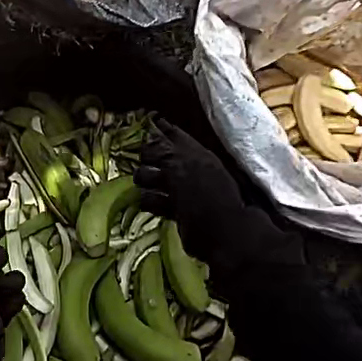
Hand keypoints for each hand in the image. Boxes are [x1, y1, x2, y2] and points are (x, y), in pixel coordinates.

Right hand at [134, 119, 305, 299]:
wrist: (224, 234)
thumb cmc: (203, 196)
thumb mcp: (180, 168)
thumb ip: (164, 151)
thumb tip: (149, 134)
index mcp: (197, 156)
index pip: (174, 137)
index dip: (160, 132)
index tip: (146, 126)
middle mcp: (194, 170)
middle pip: (168, 158)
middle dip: (152, 156)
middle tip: (138, 152)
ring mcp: (189, 193)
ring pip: (165, 181)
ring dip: (151, 178)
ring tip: (138, 178)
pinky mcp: (184, 214)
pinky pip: (164, 202)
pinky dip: (153, 200)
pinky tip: (143, 199)